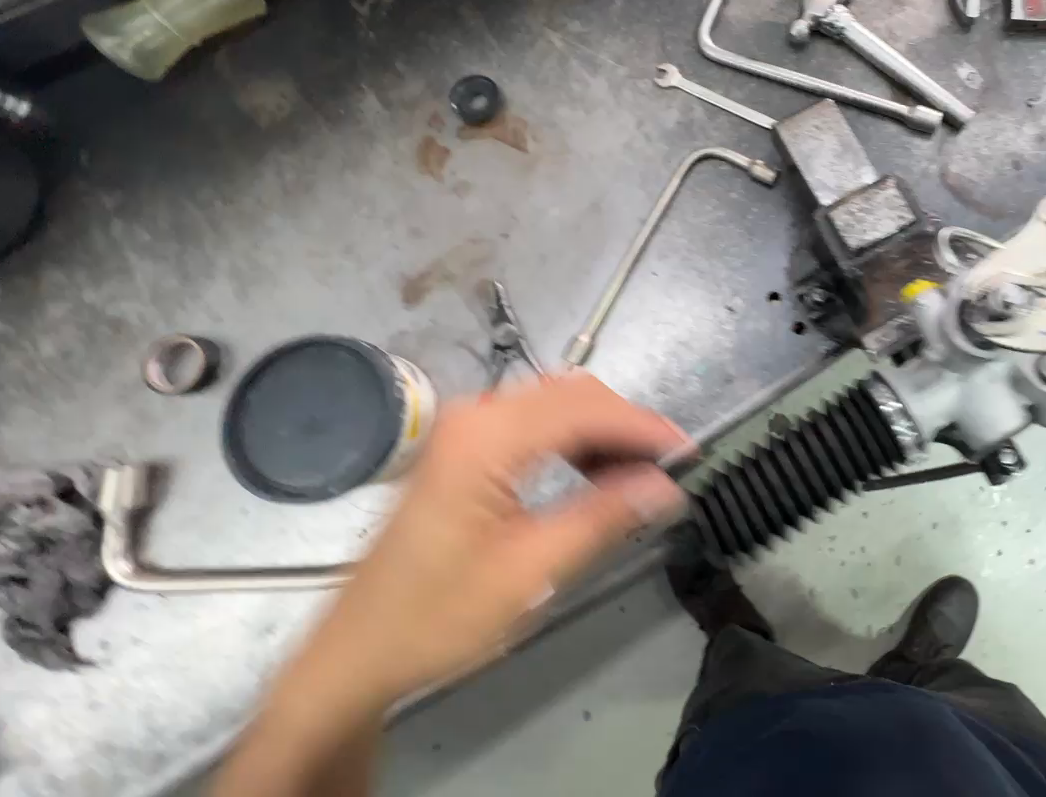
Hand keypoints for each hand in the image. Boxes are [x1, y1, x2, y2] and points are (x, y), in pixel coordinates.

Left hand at [283, 372, 692, 714]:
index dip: (645, 427)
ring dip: (604, 429)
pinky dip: (575, 437)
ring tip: (641, 471)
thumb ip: (604, 516)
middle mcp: (474, 416)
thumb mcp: (532, 570)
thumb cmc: (438, 616)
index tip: (689, 451)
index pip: (587, 409)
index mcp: (488, 438)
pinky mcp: (462, 446)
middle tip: (670, 465)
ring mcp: (464, 427)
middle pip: (574, 394)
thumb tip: (665, 485)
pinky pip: (534, 420)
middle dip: (628, 425)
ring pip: (557, 402)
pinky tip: (596, 469)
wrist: (356, 651)